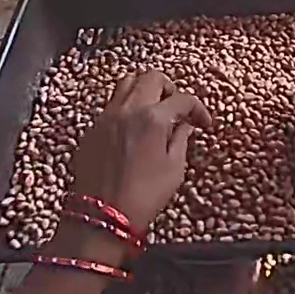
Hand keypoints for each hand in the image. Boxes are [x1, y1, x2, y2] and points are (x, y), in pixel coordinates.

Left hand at [71, 70, 212, 232]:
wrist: (102, 216)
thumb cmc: (144, 195)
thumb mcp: (174, 168)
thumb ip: (181, 139)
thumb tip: (185, 124)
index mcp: (152, 118)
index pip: (182, 98)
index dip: (198, 108)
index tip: (203, 122)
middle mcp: (127, 109)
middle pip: (151, 77)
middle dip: (169, 88)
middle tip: (177, 108)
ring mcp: (105, 117)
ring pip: (126, 83)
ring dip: (144, 90)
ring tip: (154, 110)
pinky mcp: (91, 129)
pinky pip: (111, 105)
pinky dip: (126, 107)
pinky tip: (133, 128)